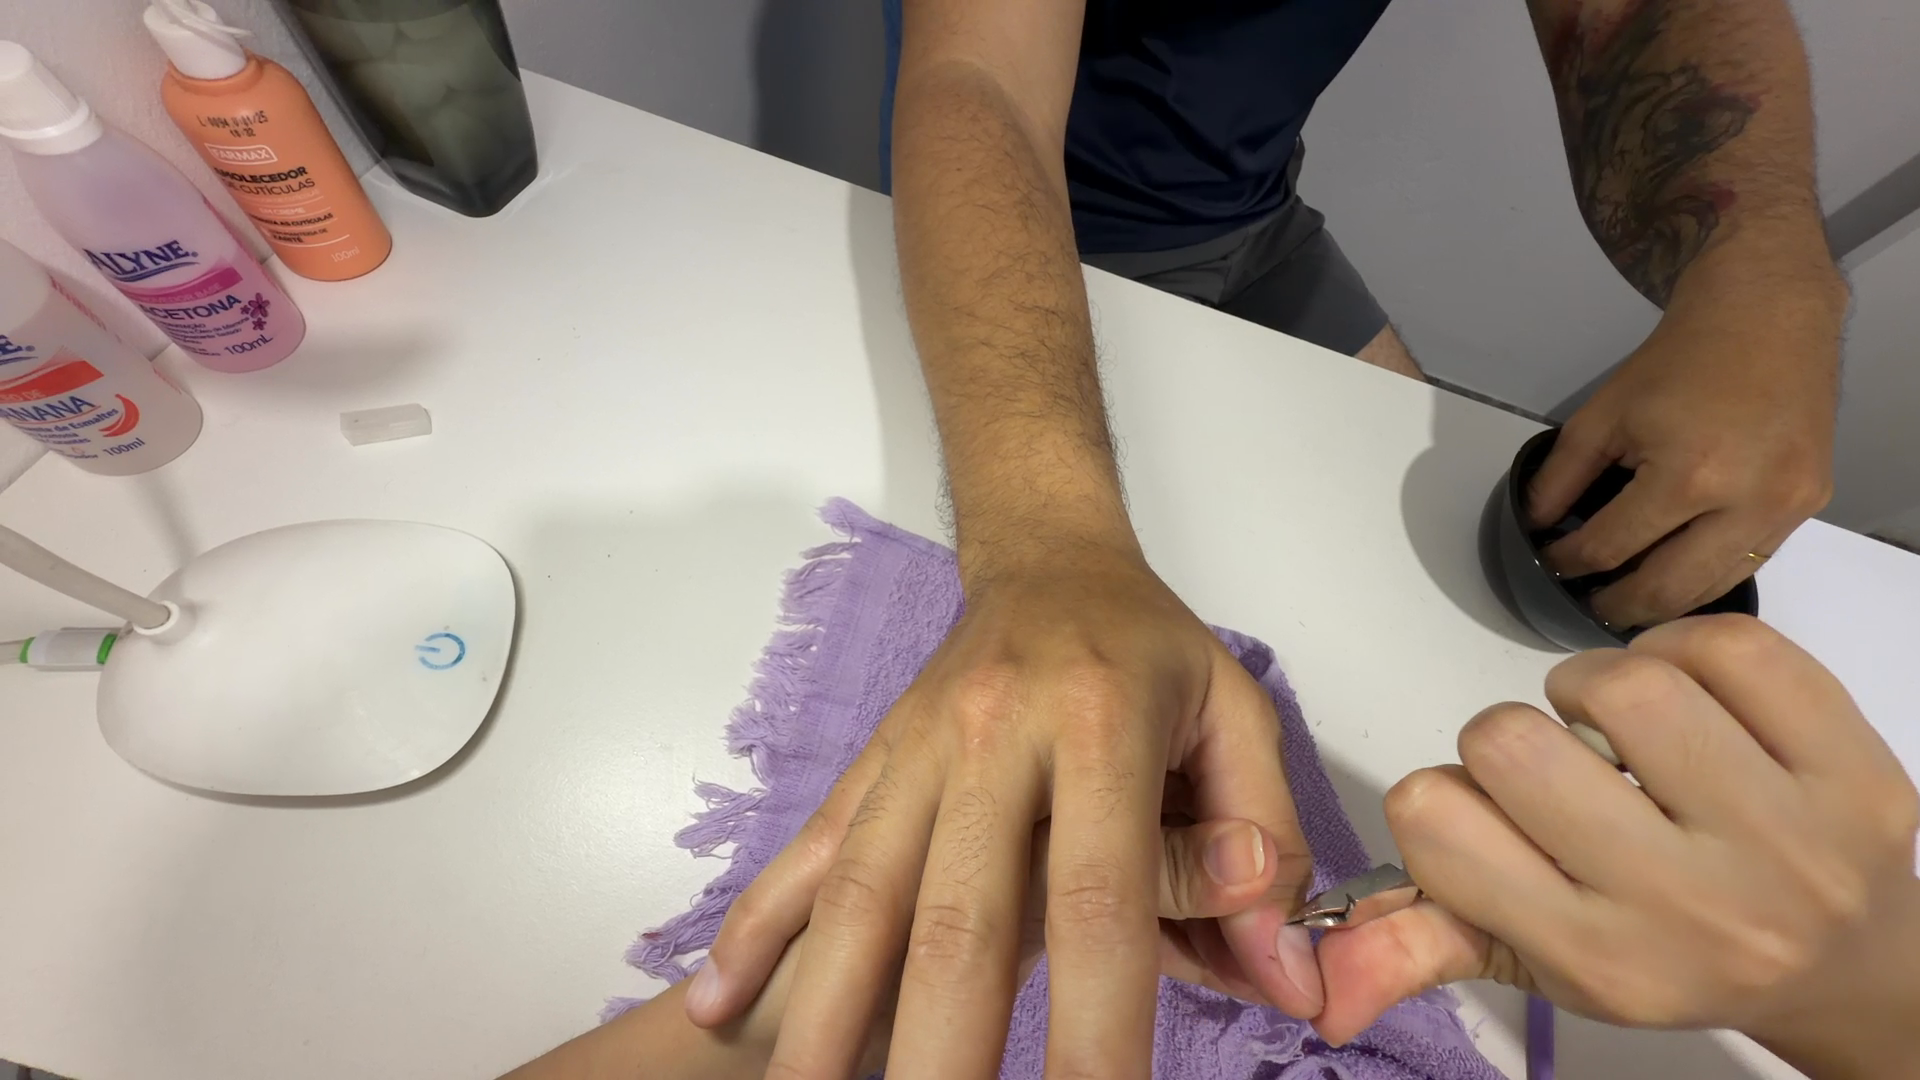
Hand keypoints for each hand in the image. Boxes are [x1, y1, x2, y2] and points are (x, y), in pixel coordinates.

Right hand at [684, 545, 1318, 1077]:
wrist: (1048, 561)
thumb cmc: (1146, 640)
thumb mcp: (1236, 714)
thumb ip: (1265, 838)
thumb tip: (1288, 979)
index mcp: (1100, 722)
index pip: (1100, 897)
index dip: (1096, 1032)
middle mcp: (995, 731)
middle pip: (959, 913)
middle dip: (942, 1053)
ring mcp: (922, 740)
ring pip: (866, 885)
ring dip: (832, 1008)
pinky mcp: (881, 748)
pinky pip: (818, 839)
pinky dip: (765, 919)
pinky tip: (718, 993)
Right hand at [1313, 616, 1919, 1077]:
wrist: (1857, 975)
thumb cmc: (1658, 953)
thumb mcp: (1527, 964)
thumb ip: (1417, 951)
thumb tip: (1313, 990)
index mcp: (1591, 951)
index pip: (1427, 813)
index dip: (1437, 795)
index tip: (1488, 820)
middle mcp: (1690, 906)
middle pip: (1506, 741)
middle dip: (1506, 739)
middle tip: (1551, 771)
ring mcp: (1789, 839)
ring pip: (1622, 687)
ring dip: (1590, 688)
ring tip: (1614, 730)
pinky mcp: (1862, 775)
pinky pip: (1729, 650)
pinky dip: (1682, 651)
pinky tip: (1688, 699)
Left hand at [1529, 280, 1841, 629]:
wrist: (1766, 324)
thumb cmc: (1673, 368)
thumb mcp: (1595, 422)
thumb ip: (1557, 482)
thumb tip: (1537, 528)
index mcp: (1689, 478)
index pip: (1610, 548)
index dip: (1568, 563)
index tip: (1548, 563)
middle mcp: (1748, 503)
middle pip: (1670, 586)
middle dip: (1618, 605)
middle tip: (1583, 606)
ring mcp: (1788, 508)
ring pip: (1715, 585)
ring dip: (1664, 604)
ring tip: (1620, 603)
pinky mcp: (1808, 504)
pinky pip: (1749, 561)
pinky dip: (1704, 579)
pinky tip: (1668, 577)